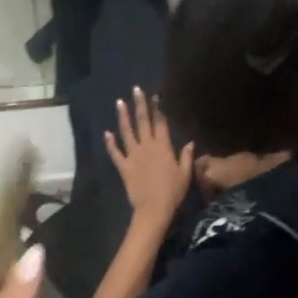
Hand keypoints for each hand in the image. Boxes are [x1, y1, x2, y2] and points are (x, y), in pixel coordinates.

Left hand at [105, 86, 192, 224]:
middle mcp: (147, 146)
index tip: (155, 96)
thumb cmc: (173, 192)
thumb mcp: (185, 174)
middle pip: (143, 122)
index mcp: (163, 147)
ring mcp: (133, 156)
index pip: (160, 123)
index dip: (157, 108)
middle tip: (136, 90)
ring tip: (120, 102)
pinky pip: (115, 153)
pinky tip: (107, 133)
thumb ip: (187, 157)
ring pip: (127, 132)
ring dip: (123, 117)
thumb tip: (190, 142)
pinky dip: (110, 143)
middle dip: (140, 105)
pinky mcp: (124, 167)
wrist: (154, 207)